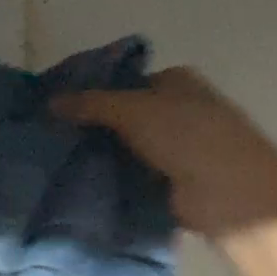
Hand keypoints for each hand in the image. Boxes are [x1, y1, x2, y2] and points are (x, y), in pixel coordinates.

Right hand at [53, 68, 276, 236]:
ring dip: (102, 160)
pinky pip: (132, 180)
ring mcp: (176, 151)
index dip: (94, 94)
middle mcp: (179, 112)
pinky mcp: (170, 185)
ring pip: (127, 151)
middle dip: (94, 130)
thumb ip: (91, 104)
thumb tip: (50, 102)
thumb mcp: (133, 110)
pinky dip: (113, 184)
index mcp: (177, 82)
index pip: (126, 83)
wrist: (226, 193)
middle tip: (52, 140)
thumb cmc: (187, 136)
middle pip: (125, 118)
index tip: (59, 110)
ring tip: (58, 167)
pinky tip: (81, 189)